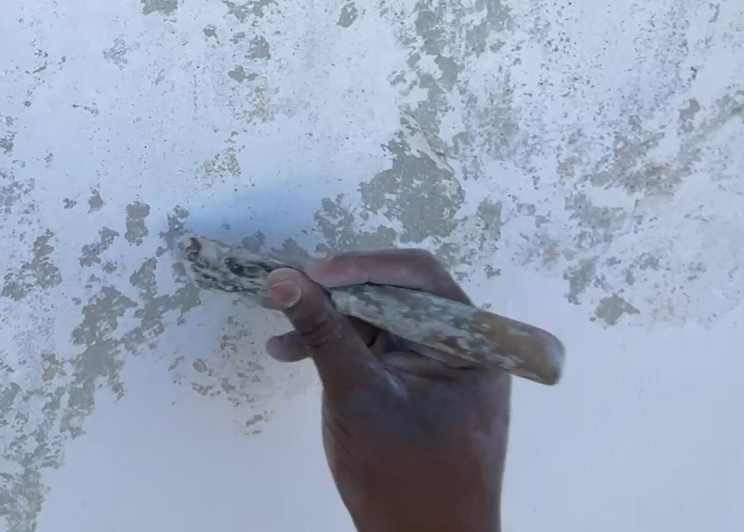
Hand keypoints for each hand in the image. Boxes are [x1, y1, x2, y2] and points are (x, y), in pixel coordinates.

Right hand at [266, 250, 508, 531]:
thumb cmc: (405, 476)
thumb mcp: (357, 393)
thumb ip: (321, 330)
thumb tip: (283, 276)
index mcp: (467, 346)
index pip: (419, 277)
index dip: (363, 266)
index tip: (312, 273)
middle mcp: (452, 345)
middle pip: (389, 292)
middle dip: (334, 291)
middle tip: (286, 290)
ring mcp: (427, 362)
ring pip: (368, 314)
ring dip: (322, 318)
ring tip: (276, 324)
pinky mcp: (401, 378)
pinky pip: (362, 342)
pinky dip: (325, 343)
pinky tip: (286, 352)